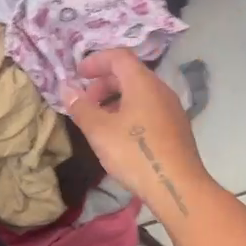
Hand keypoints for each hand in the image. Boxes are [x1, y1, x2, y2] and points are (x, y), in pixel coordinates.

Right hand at [62, 48, 211, 223]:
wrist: (178, 188)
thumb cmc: (135, 153)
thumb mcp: (99, 131)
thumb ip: (81, 107)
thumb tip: (66, 89)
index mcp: (143, 83)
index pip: (119, 57)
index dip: (96, 61)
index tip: (78, 74)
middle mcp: (161, 90)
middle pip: (129, 74)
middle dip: (103, 83)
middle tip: (85, 102)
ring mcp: (172, 109)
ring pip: (139, 93)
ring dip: (115, 99)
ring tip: (99, 121)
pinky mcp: (176, 128)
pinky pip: (149, 108)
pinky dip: (130, 112)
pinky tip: (120, 136)